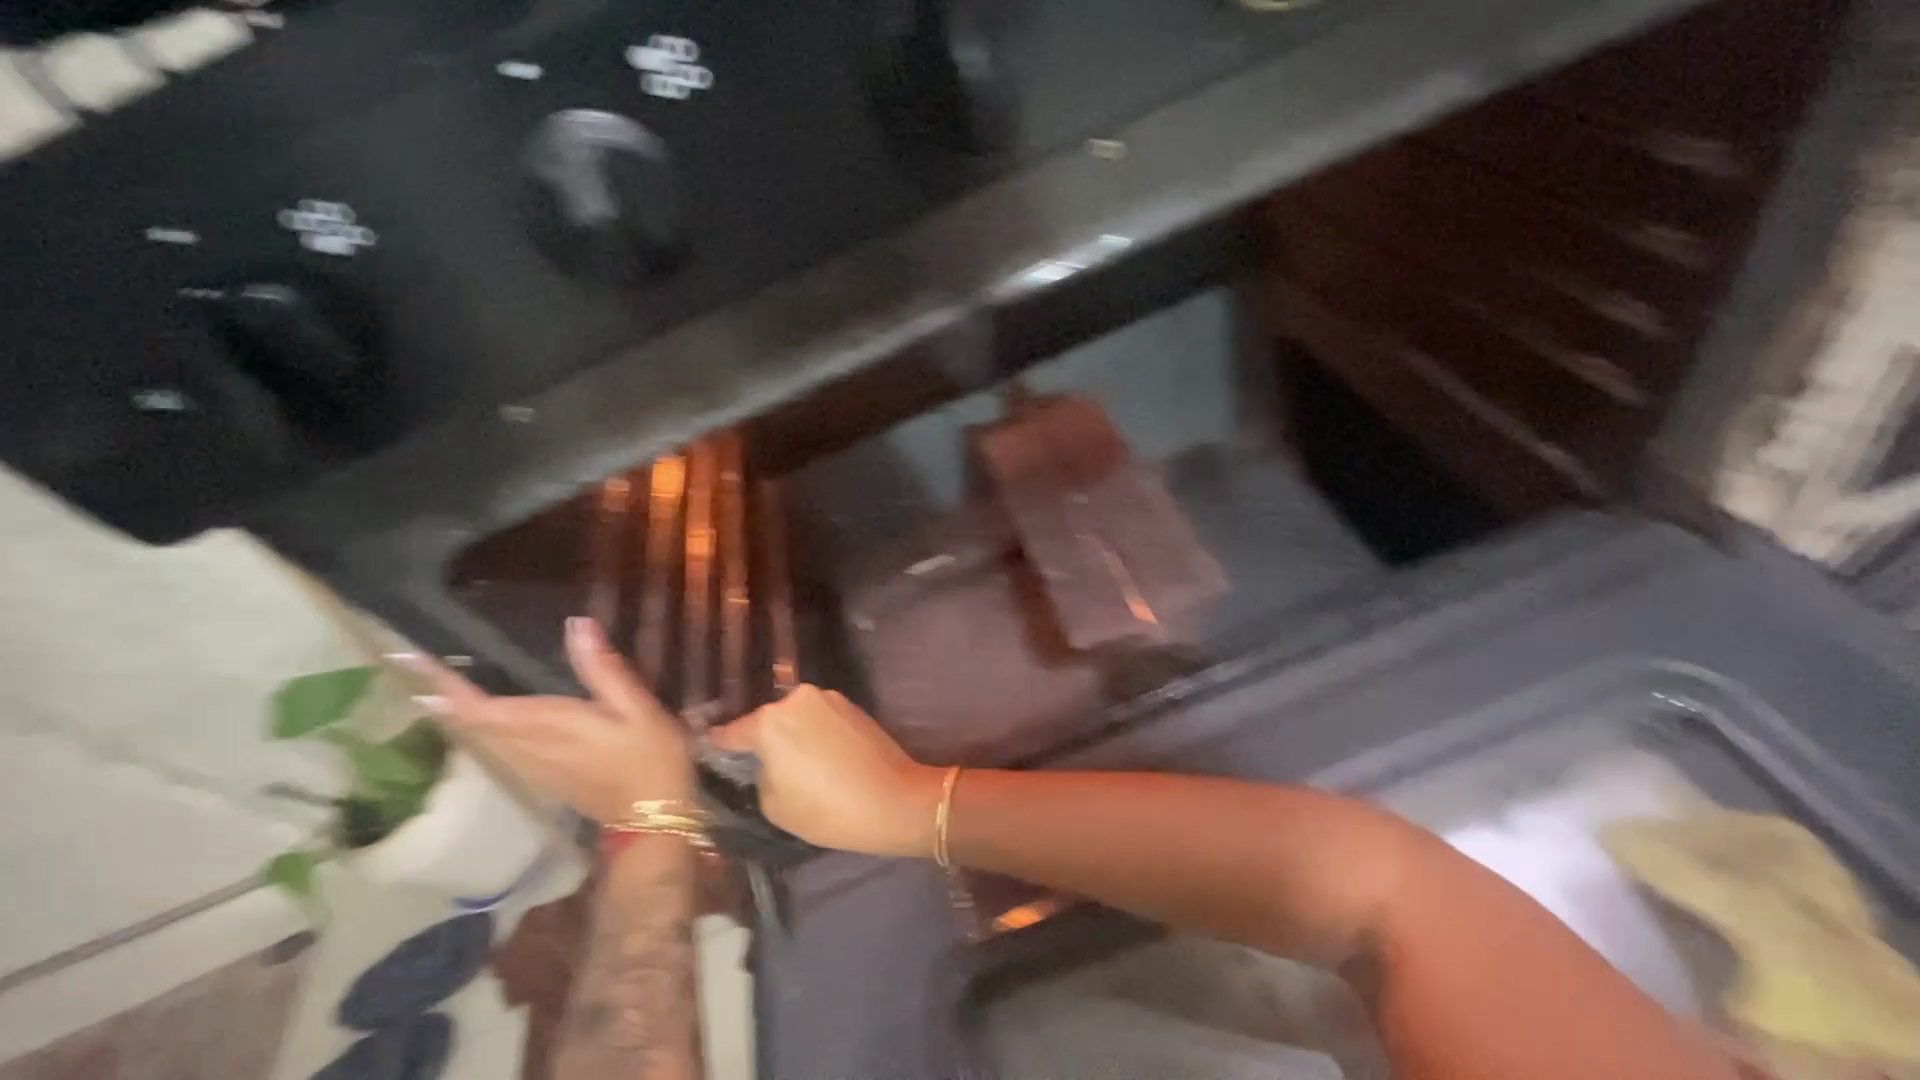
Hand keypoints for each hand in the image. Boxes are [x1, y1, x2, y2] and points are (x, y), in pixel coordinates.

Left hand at [395, 617, 693, 822]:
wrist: (652, 817)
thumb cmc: (650, 758)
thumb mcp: (637, 708)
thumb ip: (604, 669)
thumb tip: (577, 624)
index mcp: (548, 726)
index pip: (481, 706)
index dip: (444, 684)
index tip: (409, 660)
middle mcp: (527, 747)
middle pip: (470, 722)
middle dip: (440, 694)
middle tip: (413, 665)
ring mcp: (530, 766)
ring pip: (478, 737)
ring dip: (454, 712)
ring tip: (435, 686)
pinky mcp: (539, 776)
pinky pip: (494, 747)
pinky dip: (476, 727)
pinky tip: (478, 718)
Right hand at [711, 685, 938, 857]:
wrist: (896, 801)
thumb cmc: (829, 809)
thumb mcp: (775, 806)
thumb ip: (759, 776)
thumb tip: (767, 764)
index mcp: (770, 722)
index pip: (730, 734)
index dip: (718, 747)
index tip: (708, 753)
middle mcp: (797, 699)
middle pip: (767, 722)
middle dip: (763, 742)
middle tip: (765, 770)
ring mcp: (828, 698)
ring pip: (796, 719)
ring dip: (793, 737)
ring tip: (799, 768)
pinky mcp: (853, 705)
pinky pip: (821, 720)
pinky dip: (817, 736)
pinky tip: (825, 761)